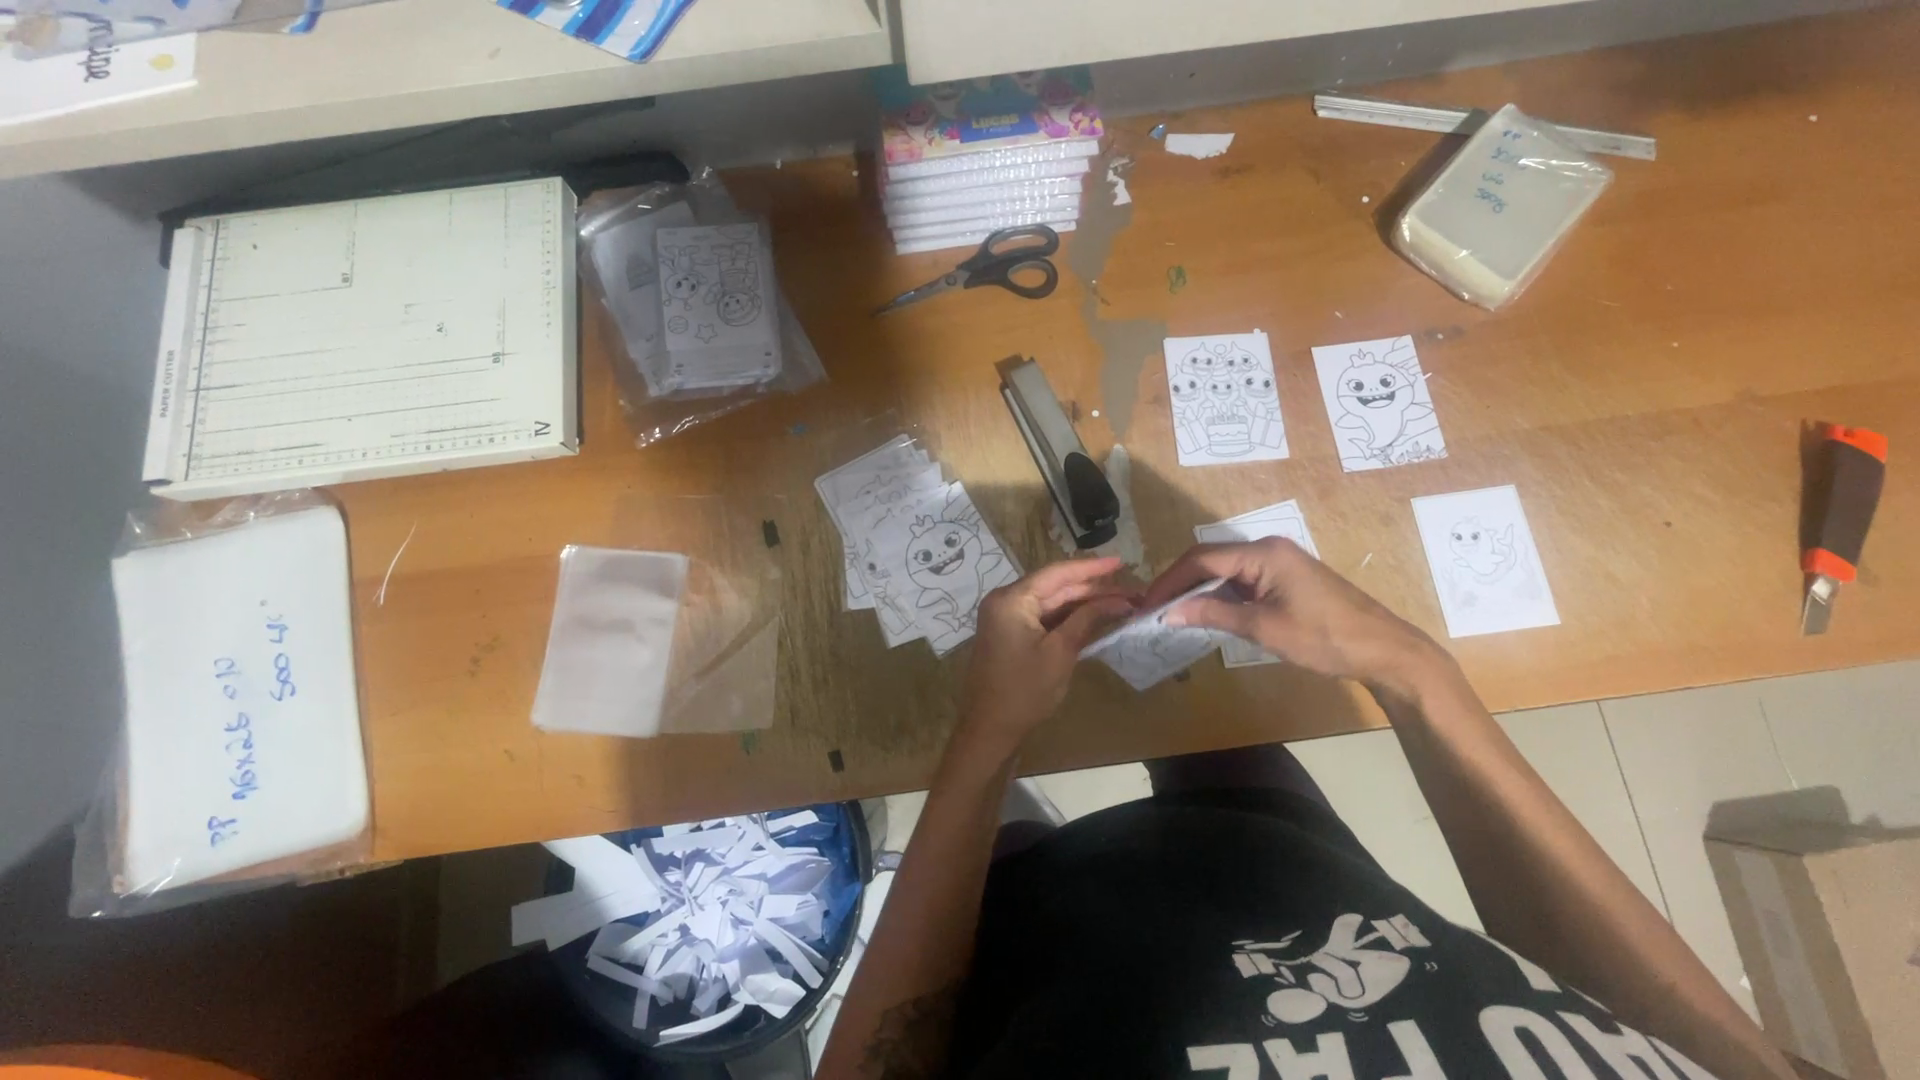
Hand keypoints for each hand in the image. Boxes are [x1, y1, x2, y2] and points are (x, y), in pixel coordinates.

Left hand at [958, 557, 1137, 745]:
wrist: (990, 727)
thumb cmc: (1025, 690)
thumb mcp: (1061, 652)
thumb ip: (1087, 619)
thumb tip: (1119, 600)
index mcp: (1011, 599)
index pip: (1057, 574)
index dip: (1091, 568)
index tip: (1120, 562)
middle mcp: (1005, 601)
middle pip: (1054, 587)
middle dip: (1092, 589)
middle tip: (1130, 590)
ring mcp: (1005, 617)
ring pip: (1051, 602)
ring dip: (1083, 603)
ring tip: (1120, 602)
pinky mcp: (1010, 633)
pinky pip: (1043, 617)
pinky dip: (1067, 617)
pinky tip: (1095, 617)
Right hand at [1142, 539, 1448, 695]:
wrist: (1384, 650)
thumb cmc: (1324, 638)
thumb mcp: (1263, 628)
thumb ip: (1214, 614)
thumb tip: (1169, 613)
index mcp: (1263, 554)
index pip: (1202, 559)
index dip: (1169, 581)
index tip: (1146, 604)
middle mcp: (1269, 549)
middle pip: (1211, 560)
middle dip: (1180, 584)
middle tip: (1154, 610)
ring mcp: (1279, 562)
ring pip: (1225, 570)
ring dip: (1199, 591)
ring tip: (1173, 615)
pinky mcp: (1286, 578)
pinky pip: (1242, 580)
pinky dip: (1221, 595)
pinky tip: (1207, 614)